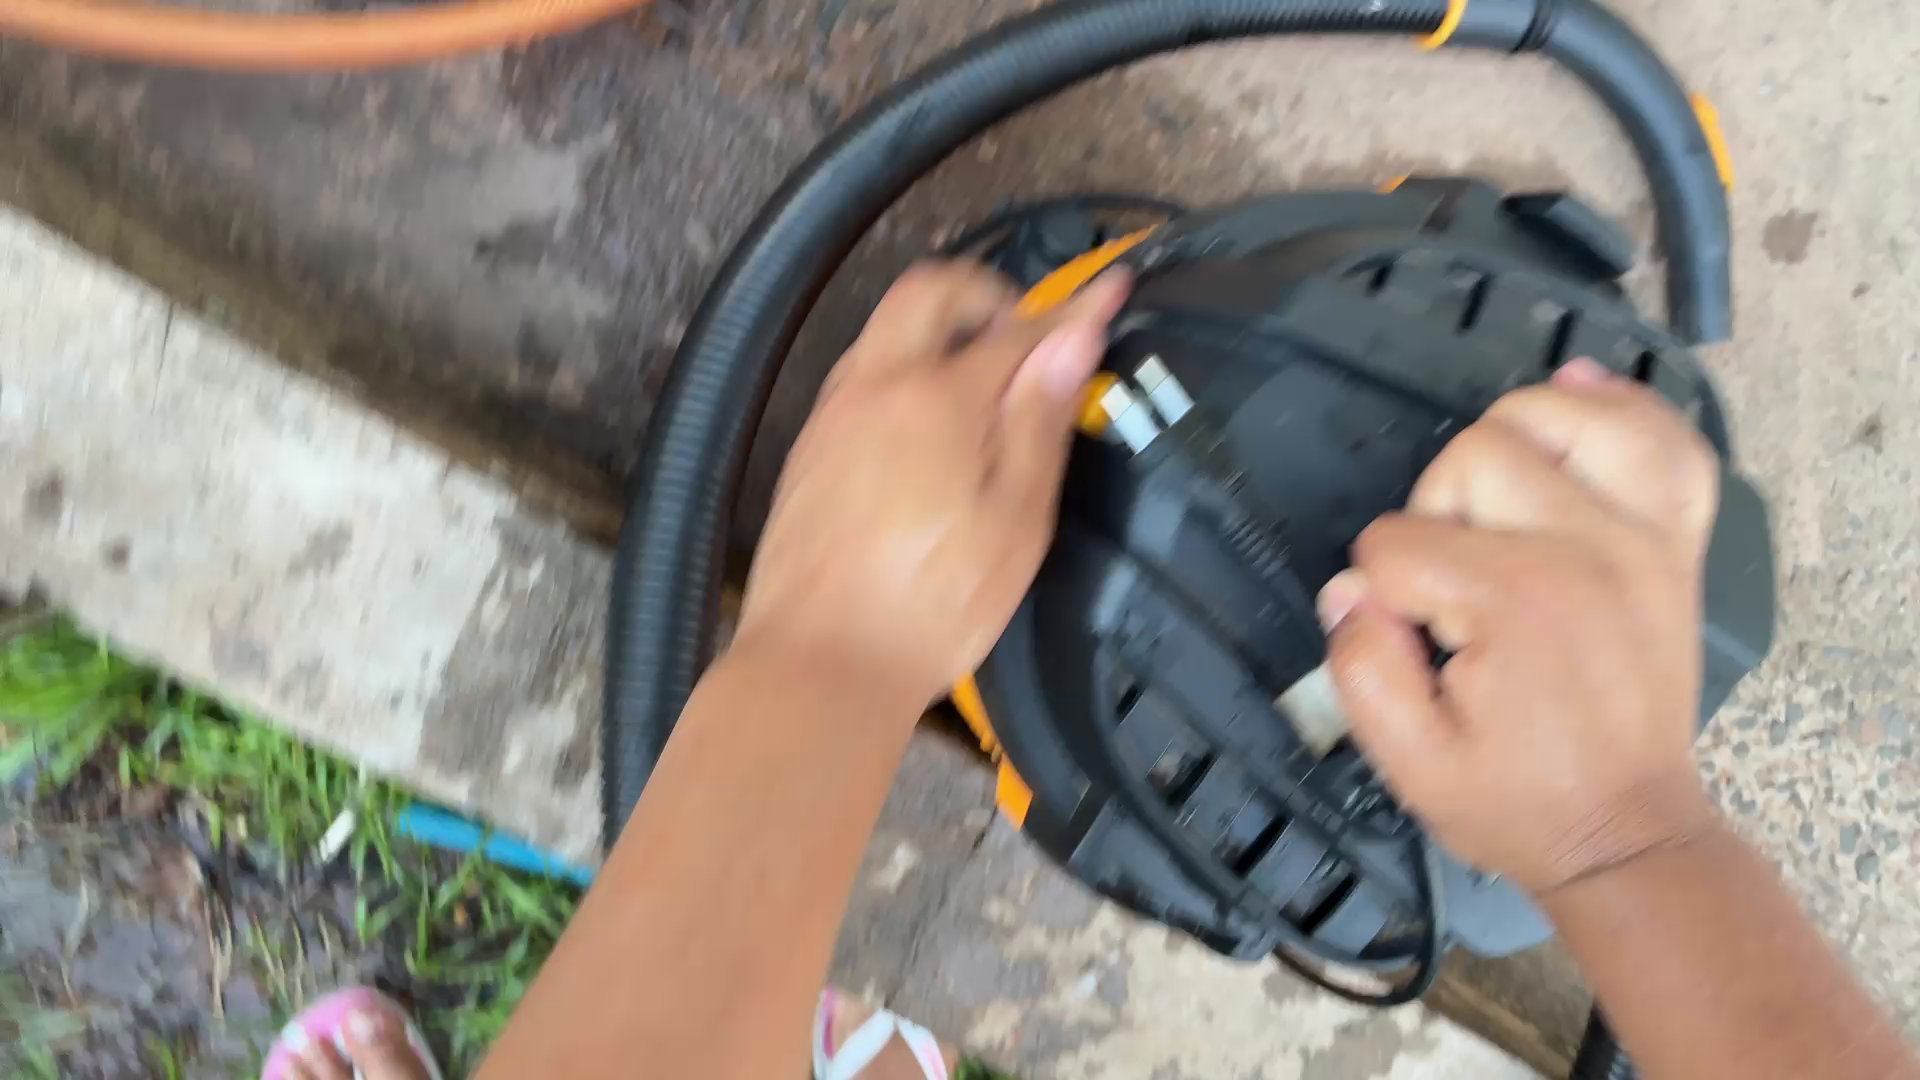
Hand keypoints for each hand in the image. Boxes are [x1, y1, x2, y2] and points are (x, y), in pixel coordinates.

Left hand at [732, 260, 1129, 709]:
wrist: (820, 663)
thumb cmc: (933, 606)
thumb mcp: (1014, 519)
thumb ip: (1039, 420)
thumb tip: (1073, 339)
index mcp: (934, 399)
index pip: (1016, 332)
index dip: (1071, 311)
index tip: (1109, 290)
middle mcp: (871, 387)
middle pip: (926, 291)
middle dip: (983, 294)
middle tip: (1022, 340)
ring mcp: (830, 417)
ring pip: (883, 332)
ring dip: (936, 332)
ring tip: (976, 387)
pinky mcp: (807, 451)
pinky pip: (857, 378)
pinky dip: (899, 372)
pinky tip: (920, 430)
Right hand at [1321, 359, 1720, 893]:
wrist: (1625, 832)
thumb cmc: (1506, 796)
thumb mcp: (1401, 755)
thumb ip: (1358, 664)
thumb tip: (1349, 589)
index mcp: (1515, 602)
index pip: (1392, 542)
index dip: (1373, 586)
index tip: (1400, 635)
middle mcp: (1589, 549)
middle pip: (1470, 457)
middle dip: (1428, 513)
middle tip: (1441, 586)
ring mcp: (1644, 538)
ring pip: (1559, 419)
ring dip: (1503, 443)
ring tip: (1484, 502)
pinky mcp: (1672, 542)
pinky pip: (1661, 439)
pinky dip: (1614, 409)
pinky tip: (1570, 399)